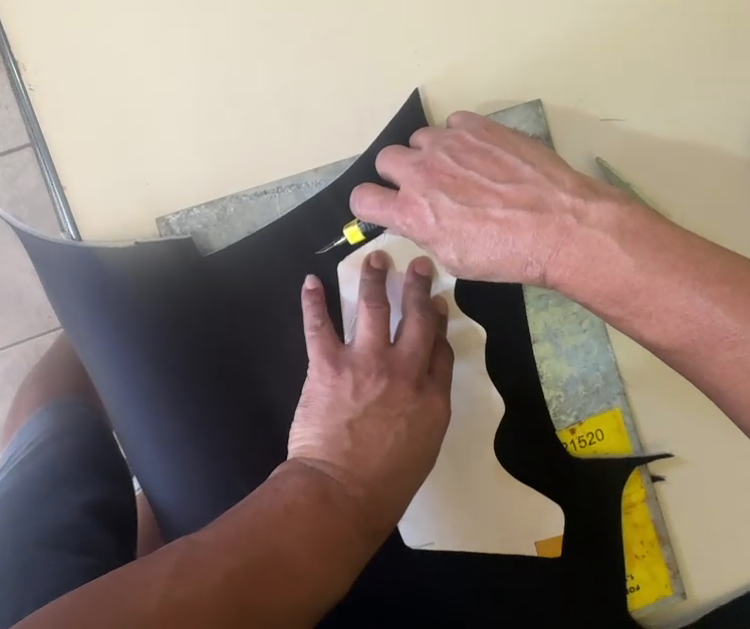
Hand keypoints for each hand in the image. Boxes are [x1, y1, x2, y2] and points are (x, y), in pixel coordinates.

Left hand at [288, 250, 454, 543]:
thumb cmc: (387, 482)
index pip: (439, 346)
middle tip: (419, 265)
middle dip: (417, 286)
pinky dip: (312, 301)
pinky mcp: (328, 364)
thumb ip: (429, 404)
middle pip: (415, 317)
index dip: (439, 320)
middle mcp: (403, 370)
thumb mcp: (426, 443)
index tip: (438, 303)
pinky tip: (310, 281)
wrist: (342, 493)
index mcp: (431, 395)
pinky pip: (319, 324)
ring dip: (373, 278)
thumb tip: (425, 377)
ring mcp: (364, 362)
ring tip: (375, 257)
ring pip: (371, 306)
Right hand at [348, 111, 636, 289]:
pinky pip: (452, 124)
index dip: (371, 203)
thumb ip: (424, 233)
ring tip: (460, 170)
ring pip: (419, 139)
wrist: (562, 225)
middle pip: (386, 160)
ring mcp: (448, 144)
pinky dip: (460, 138)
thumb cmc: (510, 254)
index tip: (385, 206)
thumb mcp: (455, 260)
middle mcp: (421, 173)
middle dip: (400, 174)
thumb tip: (417, 220)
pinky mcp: (476, 127)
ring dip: (431, 154)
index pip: (362, 197)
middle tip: (428, 187)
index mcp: (412, 212)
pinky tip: (481, 155)